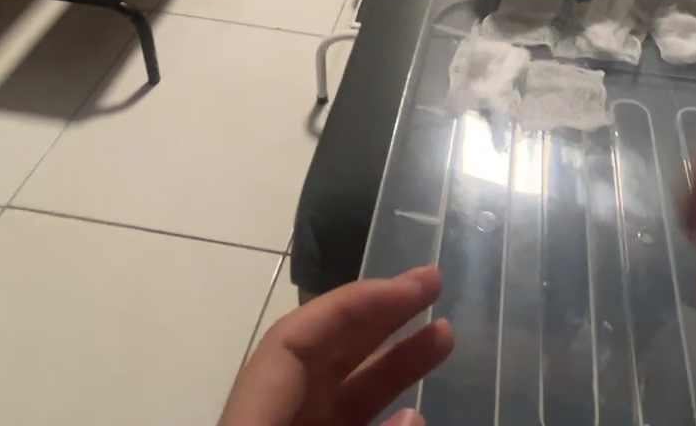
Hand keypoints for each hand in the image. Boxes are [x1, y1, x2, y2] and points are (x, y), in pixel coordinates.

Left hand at [219, 266, 453, 425]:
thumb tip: (415, 416)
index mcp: (250, 416)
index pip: (294, 338)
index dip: (353, 304)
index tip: (409, 288)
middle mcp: (266, 418)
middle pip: (321, 354)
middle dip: (379, 316)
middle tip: (434, 283)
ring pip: (341, 395)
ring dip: (394, 364)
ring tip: (445, 335)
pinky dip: (381, 417)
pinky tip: (418, 412)